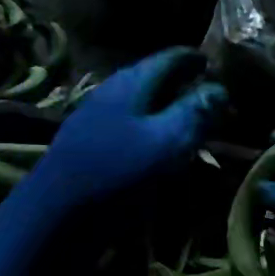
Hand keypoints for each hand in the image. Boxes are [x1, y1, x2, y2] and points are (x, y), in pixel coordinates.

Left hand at [0, 48, 225, 275]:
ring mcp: (94, 119)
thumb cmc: (115, 173)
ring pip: (138, 103)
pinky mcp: (87, 147)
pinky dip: (147, 129)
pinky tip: (155, 148)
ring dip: (163, 108)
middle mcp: (110, 92)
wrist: (53, 217)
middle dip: (181, 84)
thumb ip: (194, 113)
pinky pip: (126, 127)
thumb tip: (221, 89)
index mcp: (131, 82)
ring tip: (187, 123)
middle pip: (152, 78)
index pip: (170, 57)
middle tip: (208, 97)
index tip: (215, 65)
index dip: (195, 59)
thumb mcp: (165, 142)